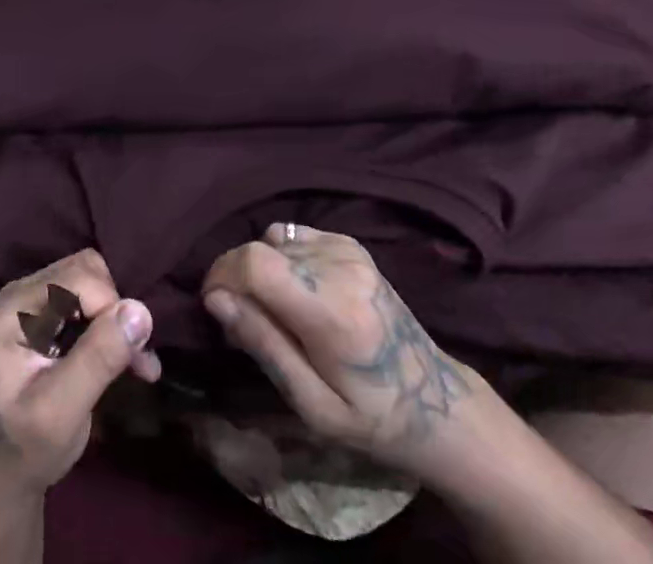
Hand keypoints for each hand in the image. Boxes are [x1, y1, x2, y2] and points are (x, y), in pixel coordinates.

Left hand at [0, 249, 160, 493]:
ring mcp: (36, 303)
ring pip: (94, 281)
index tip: (131, 350)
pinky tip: (134, 361)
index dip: (110, 305)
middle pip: (85, 270)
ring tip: (139, 363)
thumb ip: (98, 358)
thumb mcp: (62, 409)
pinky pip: (93, 299)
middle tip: (138, 355)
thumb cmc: (27, 443)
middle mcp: (22, 295)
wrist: (7, 469)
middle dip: (118, 308)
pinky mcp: (52, 316)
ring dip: (120, 318)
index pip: (75, 278)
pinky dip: (116, 325)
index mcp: (14, 310)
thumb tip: (140, 310)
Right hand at [202, 224, 478, 472]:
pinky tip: (294, 288)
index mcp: (334, 314)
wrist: (437, 404)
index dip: (221, 277)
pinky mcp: (350, 245)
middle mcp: (342, 270)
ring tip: (272, 308)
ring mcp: (348, 252)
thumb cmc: (372, 417)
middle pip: (257, 249)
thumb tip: (215, 299)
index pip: (256, 263)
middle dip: (234, 279)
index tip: (215, 307)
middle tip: (242, 320)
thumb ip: (263, 345)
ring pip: (269, 241)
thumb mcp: (312, 405)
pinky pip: (290, 234)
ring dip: (257, 270)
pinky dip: (279, 256)